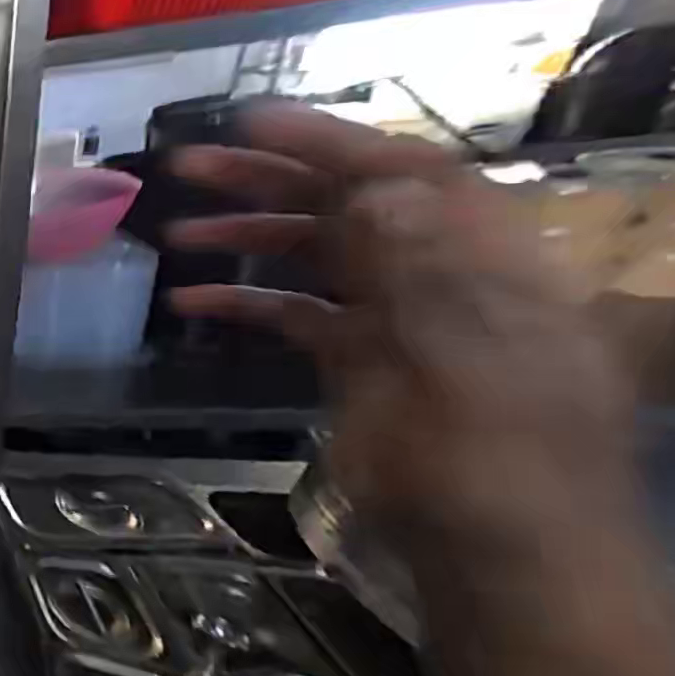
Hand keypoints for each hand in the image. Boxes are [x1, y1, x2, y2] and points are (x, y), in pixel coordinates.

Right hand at [163, 101, 632, 527]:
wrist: (497, 551)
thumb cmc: (493, 464)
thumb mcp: (469, 365)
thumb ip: (426, 273)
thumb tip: (378, 189)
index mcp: (484, 263)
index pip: (406, 174)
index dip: (327, 141)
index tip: (249, 124)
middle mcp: (437, 274)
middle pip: (348, 204)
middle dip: (266, 178)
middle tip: (189, 165)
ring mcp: (394, 315)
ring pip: (313, 252)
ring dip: (245, 236)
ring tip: (178, 231)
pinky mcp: (356, 354)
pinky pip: (292, 311)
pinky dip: (241, 302)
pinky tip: (189, 304)